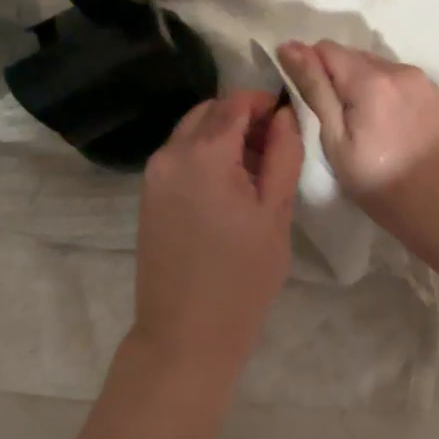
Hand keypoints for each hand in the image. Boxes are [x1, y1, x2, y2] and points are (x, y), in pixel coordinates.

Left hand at [131, 90, 302, 372]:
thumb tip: (285, 114)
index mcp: (204, 153)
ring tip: (256, 172)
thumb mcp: (274, 213)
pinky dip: (205, 156)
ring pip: (193, 131)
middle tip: (276, 148)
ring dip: (223, 136)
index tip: (289, 119)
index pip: (235, 102)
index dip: (264, 102)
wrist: (184, 336)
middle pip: (210, 112)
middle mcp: (171, 153)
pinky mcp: (149, 194)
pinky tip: (229, 188)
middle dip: (244, 118)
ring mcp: (154, 174)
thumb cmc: (242, 277)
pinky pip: (180, 156)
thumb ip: (283, 155)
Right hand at [276, 40, 438, 209]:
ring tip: (360, 125)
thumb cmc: (381, 184)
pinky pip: (395, 79)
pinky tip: (384, 125)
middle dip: (334, 77)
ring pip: (374, 66)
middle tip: (332, 119)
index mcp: (370, 80)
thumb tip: (290, 48)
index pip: (325, 48)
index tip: (304, 97)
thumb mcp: (337, 143)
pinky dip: (381, 92)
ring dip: (358, 84)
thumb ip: (315, 90)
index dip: (307, 67)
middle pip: (351, 55)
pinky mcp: (434, 92)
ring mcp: (420, 79)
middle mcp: (397, 68)